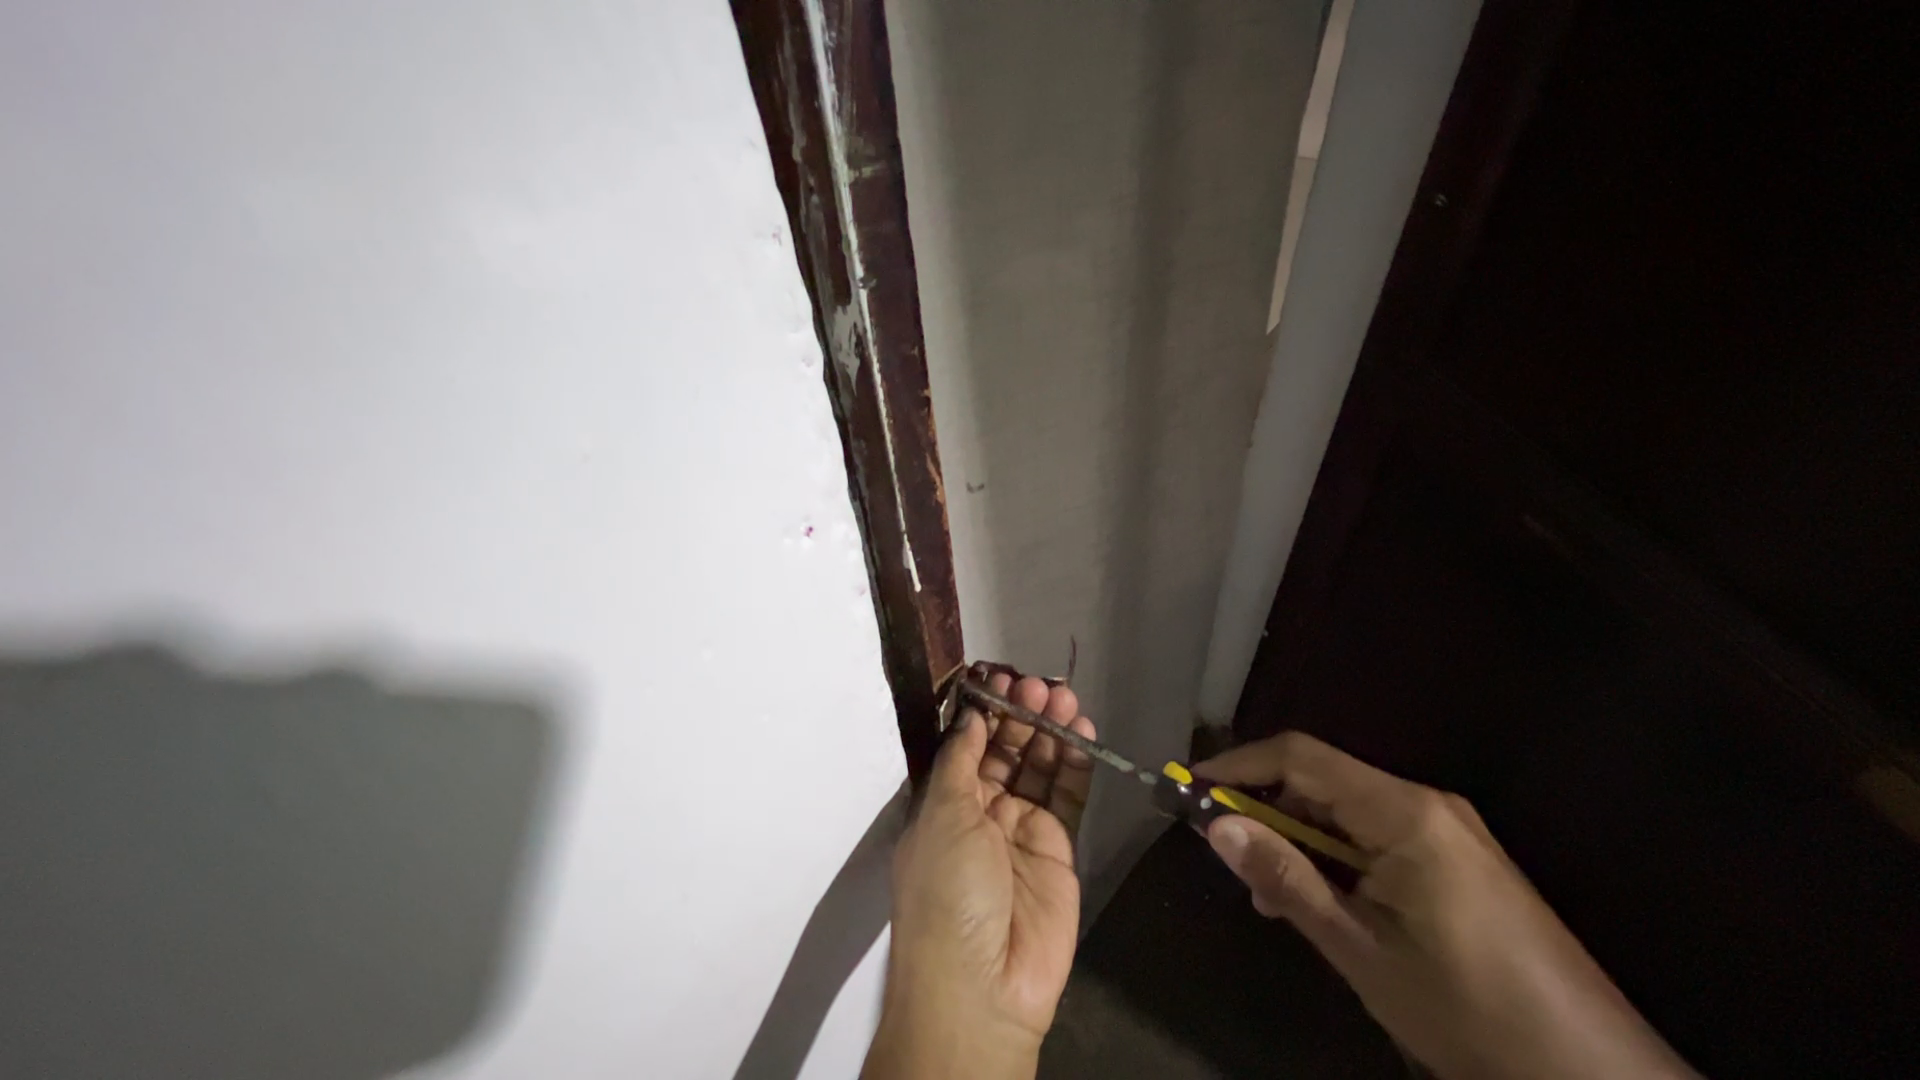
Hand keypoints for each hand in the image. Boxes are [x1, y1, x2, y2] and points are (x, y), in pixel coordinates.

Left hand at [861, 670, 1095, 1079]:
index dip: (982, 711)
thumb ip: (961, 761)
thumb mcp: (942, 817)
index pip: (966, 745)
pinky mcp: (1058, 847)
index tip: (999, 677)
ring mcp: (1021, 828)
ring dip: (1049, 731)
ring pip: (1038, 766)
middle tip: (1039, 685)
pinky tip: (1082, 732)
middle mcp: (981, 811)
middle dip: (1020, 715)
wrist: (984, 982)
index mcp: (943, 804)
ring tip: (1063, 698)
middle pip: (1005, 750)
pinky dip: (1075, 763)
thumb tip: (969, 714)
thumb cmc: (948, 890)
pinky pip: (1067, 795)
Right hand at [1194, 732, 1697, 1079]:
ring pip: (1347, 811)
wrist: (1595, 1072)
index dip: (1238, 765)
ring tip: (1269, 894)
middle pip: (1323, 779)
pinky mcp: (1459, 861)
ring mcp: (1449, 831)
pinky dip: (1335, 857)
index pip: (1301, 757)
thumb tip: (1216, 826)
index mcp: (1405, 813)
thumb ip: (1286, 878)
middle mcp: (1427, 804)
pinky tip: (1320, 903)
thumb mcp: (1361, 950)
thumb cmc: (1468, 1009)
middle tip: (1226, 857)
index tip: (1188, 790)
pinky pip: (1377, 836)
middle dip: (1265, 808)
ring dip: (1298, 839)